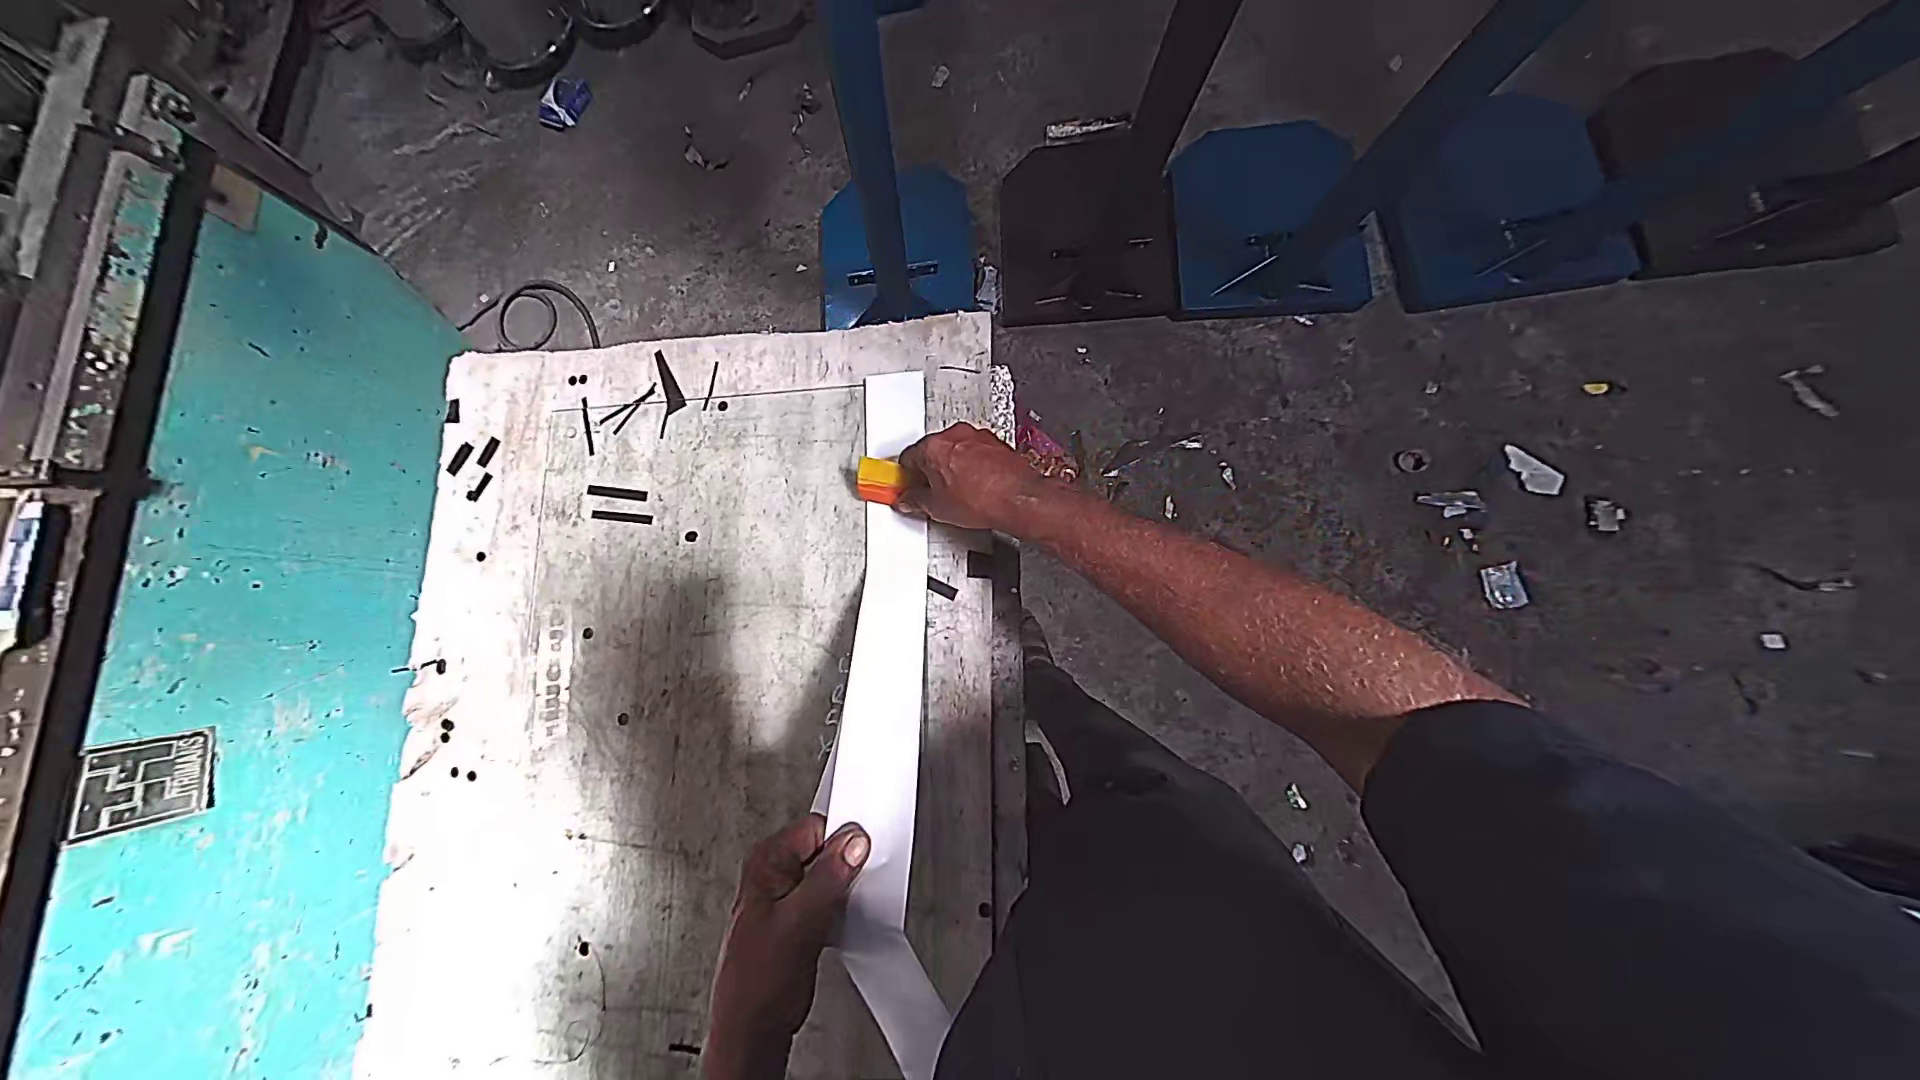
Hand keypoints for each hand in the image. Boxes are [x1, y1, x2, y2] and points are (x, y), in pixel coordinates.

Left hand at [704, 815, 869, 1079]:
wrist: (753, 1034)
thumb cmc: (756, 985)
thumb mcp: (798, 923)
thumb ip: (828, 879)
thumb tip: (852, 843)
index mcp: (765, 862)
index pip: (816, 828)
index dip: (842, 839)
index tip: (861, 853)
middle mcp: (773, 873)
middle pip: (825, 848)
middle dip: (843, 866)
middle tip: (848, 887)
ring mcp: (787, 895)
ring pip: (830, 873)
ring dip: (842, 889)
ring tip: (836, 912)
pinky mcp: (800, 915)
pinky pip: (830, 895)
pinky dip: (841, 905)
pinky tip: (837, 923)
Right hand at [897, 423, 1061, 531]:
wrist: (1019, 499)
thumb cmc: (984, 499)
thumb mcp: (938, 508)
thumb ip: (917, 500)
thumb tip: (911, 500)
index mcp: (932, 447)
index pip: (907, 458)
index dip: (906, 476)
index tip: (908, 487)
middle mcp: (954, 435)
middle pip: (931, 451)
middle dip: (929, 471)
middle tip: (931, 492)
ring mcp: (976, 437)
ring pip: (954, 450)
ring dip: (951, 467)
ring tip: (957, 493)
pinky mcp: (995, 443)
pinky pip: (974, 452)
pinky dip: (972, 465)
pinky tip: (976, 487)